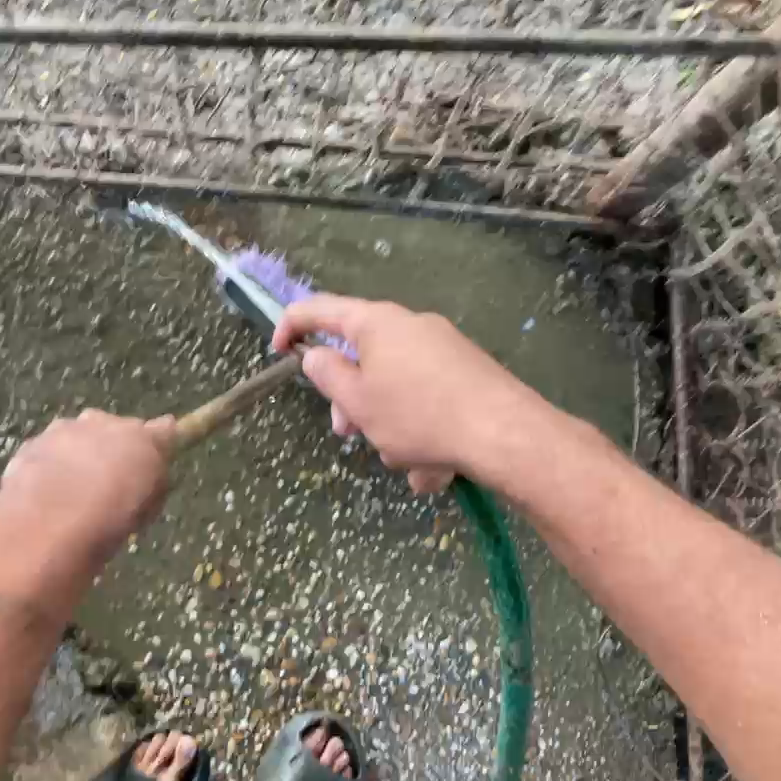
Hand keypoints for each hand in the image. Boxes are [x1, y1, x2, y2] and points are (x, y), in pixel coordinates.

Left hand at [0, 410, 174, 555]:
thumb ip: (155, 481)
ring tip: (75, 495)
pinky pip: (47, 453)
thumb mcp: (147, 508)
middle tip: (112, 484)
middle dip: (113, 448)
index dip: (162, 440)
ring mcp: (62, 430)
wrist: (50, 523)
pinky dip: (49, 468)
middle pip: (113, 430)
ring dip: (78, 456)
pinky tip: (48, 497)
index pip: (163, 429)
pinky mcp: (30, 445)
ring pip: (76, 438)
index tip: (163, 451)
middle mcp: (101, 422)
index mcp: (139, 436)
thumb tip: (154, 470)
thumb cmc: (111, 518)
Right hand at [273, 295, 540, 493]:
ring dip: (390, 428)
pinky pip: (428, 405)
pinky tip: (435, 470)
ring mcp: (443, 351)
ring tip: (406, 463)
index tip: (278, 352)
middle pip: (363, 360)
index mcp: (377, 324)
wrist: (503, 434)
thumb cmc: (418, 416)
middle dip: (353, 402)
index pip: (320, 310)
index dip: (291, 327)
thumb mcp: (358, 401)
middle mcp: (411, 327)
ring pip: (396, 391)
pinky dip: (423, 436)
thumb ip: (328, 376)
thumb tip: (317, 356)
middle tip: (348, 434)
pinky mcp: (467, 377)